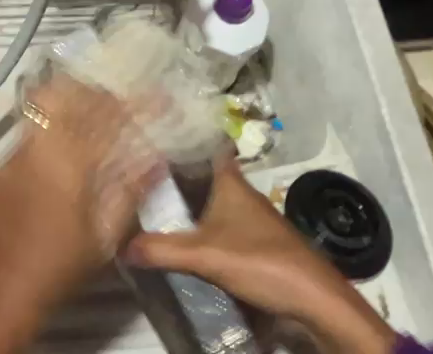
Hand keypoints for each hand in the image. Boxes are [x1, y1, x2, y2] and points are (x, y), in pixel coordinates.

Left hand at [0, 75, 156, 353]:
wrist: (7, 287)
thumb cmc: (62, 265)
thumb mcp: (106, 235)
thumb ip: (131, 190)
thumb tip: (157, 159)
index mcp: (68, 163)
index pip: (106, 118)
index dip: (134, 105)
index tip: (157, 98)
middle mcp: (38, 146)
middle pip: (68, 95)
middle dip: (98, 91)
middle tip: (120, 97)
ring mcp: (16, 151)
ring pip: (45, 105)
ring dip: (73, 99)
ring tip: (97, 109)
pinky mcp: (5, 162)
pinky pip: (32, 126)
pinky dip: (55, 120)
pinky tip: (70, 137)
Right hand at [124, 157, 396, 353]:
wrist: (313, 301)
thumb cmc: (261, 261)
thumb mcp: (204, 256)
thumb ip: (162, 250)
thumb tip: (119, 244)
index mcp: (230, 181)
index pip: (204, 145)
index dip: (181, 135)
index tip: (152, 132)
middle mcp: (240, 192)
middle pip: (204, 173)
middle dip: (176, 172)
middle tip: (139, 171)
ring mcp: (250, 218)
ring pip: (212, 200)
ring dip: (189, 203)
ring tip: (152, 203)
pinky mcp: (255, 243)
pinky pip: (219, 225)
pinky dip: (201, 227)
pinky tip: (182, 239)